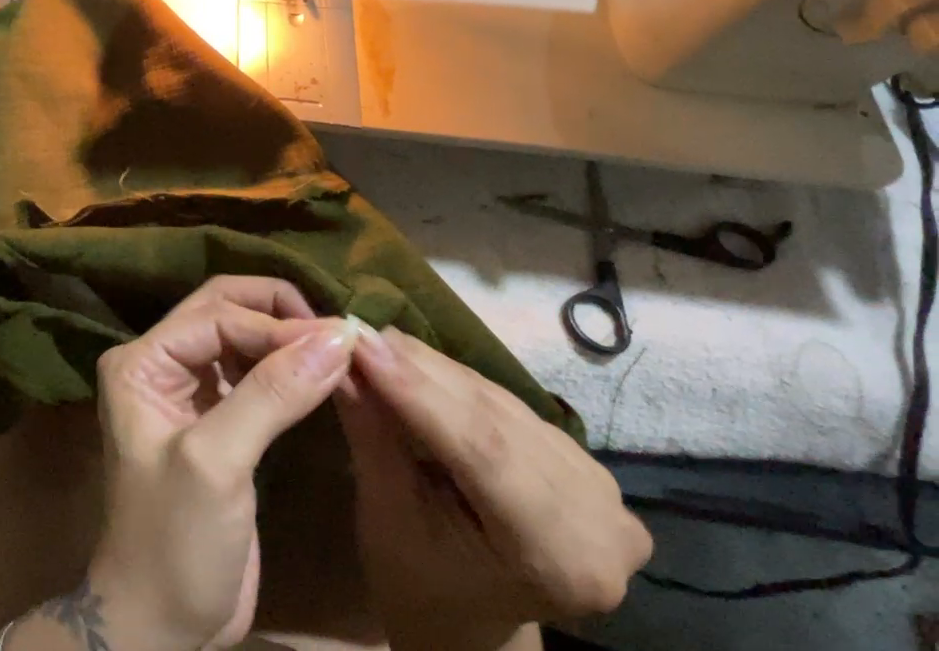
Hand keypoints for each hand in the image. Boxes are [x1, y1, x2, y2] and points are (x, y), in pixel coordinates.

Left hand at [83, 276, 359, 650]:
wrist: (162, 616)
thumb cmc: (175, 540)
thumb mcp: (218, 463)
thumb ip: (271, 394)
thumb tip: (339, 336)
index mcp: (141, 362)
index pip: (214, 315)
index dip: (276, 323)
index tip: (341, 340)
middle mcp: (159, 365)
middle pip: (223, 312)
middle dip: (280, 315)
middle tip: (340, 335)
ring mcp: (187, 393)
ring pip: (240, 339)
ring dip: (287, 339)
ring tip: (341, 351)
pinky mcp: (217, 422)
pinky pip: (253, 375)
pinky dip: (287, 369)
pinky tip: (323, 377)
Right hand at [336, 328, 652, 650]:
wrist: (465, 618)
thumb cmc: (417, 583)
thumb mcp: (387, 517)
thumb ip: (374, 437)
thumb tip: (343, 360)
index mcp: (562, 560)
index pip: (486, 454)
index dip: (419, 391)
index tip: (361, 342)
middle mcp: (604, 521)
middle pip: (497, 422)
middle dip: (418, 372)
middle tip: (357, 332)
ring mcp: (605, 490)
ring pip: (502, 405)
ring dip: (433, 369)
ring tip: (375, 342)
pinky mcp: (588, 464)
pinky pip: (511, 407)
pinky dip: (455, 383)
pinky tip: (412, 363)